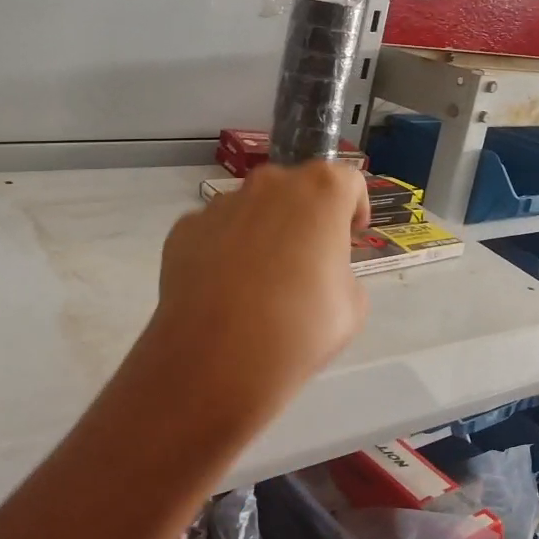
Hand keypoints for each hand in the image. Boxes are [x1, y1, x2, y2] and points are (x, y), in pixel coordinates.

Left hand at [136, 162, 370, 425]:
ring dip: (262, 233)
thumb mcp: (351, 305)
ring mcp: (221, 204)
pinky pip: (215, 232)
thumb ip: (341, 272)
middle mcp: (269, 184)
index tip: (350, 236)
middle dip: (304, 217)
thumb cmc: (301, 328)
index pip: (347, 180)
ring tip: (258, 284)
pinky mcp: (185, 229)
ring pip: (252, 209)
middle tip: (306, 262)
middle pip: (295, 189)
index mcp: (320, 191)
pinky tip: (223, 293)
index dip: (353, 207)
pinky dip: (223, 251)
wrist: (218, 359)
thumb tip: (320, 273)